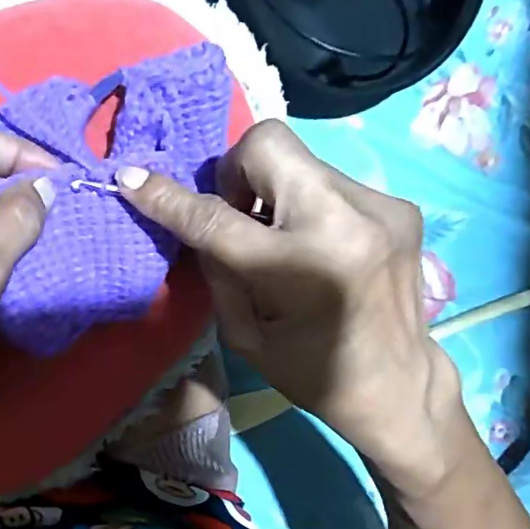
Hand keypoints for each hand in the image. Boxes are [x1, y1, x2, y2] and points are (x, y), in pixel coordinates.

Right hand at [117, 120, 463, 491]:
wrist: (398, 385)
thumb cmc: (308, 371)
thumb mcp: (244, 332)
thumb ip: (218, 265)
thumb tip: (195, 216)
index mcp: (301, 266)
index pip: (215, 218)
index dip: (167, 198)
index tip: (131, 177)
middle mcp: (346, 220)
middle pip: (266, 143)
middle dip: (234, 172)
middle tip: (237, 217)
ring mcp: (379, 205)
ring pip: (297, 157)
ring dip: (269, 189)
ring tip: (278, 237)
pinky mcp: (396, 204)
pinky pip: (325, 179)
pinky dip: (301, 202)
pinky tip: (313, 242)